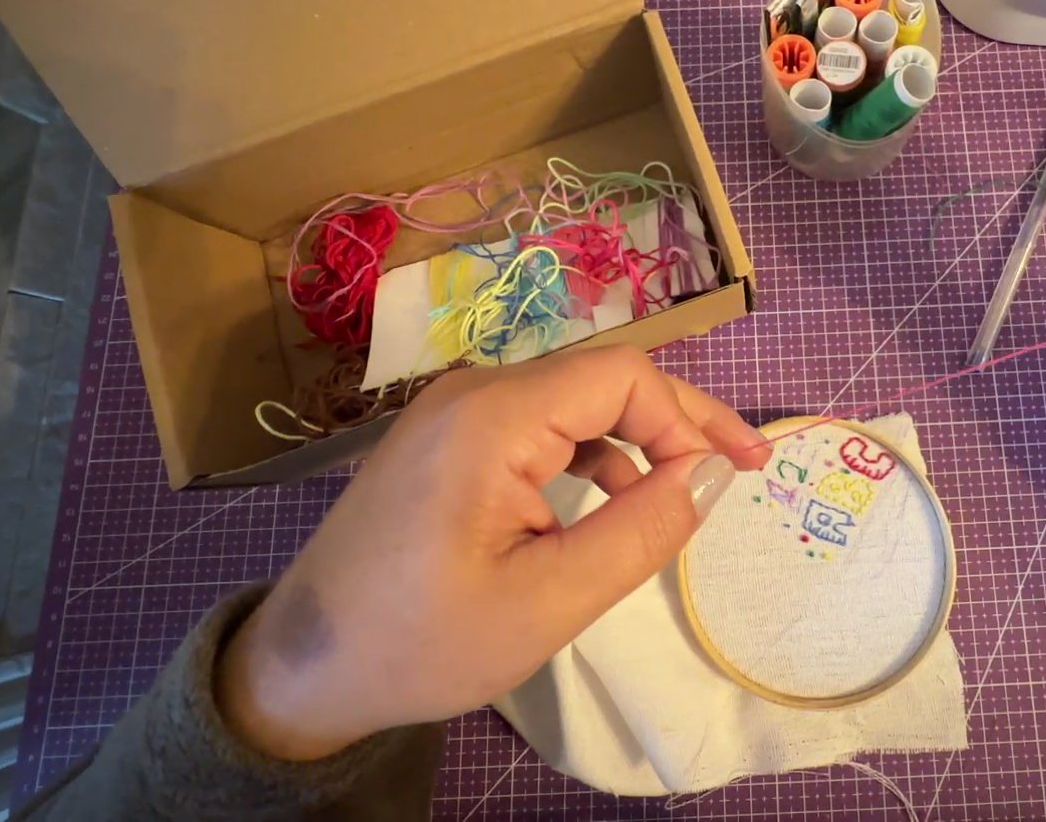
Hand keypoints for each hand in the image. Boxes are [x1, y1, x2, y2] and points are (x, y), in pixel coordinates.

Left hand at [215, 346, 771, 759]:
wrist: (299, 668)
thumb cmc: (421, 642)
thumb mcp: (548, 601)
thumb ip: (642, 531)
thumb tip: (711, 473)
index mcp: (495, 416)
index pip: (622, 377)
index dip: (686, 420)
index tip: (722, 482)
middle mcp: (479, 390)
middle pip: (605, 380)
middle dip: (680, 419)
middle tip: (746, 460)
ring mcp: (463, 409)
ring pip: (579, 401)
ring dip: (642, 436)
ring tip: (689, 486)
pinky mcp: (457, 435)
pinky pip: (546, 424)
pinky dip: (596, 452)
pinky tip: (618, 494)